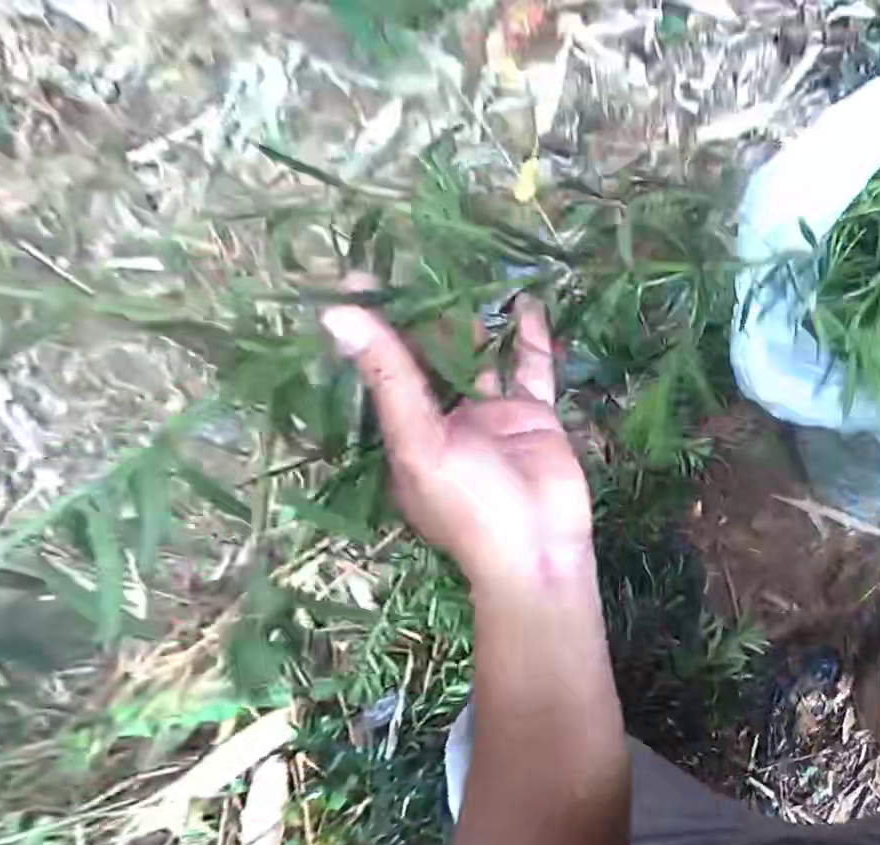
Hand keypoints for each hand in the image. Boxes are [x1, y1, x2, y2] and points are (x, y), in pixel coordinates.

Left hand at [321, 290, 592, 597]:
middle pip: (435, 357)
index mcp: (409, 432)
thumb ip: (390, 379)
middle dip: (427, 315)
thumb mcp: (421, 444)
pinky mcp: (536, 417)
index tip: (360, 277)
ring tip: (471, 271)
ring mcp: (496, 416)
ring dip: (479, 322)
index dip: (372, 325)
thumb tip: (338, 312)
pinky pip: (532, 371)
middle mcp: (450, 419)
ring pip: (484, 358)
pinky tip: (528, 305)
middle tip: (420, 260)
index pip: (384, 368)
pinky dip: (531, 340)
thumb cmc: (471, 507)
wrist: (541, 548)